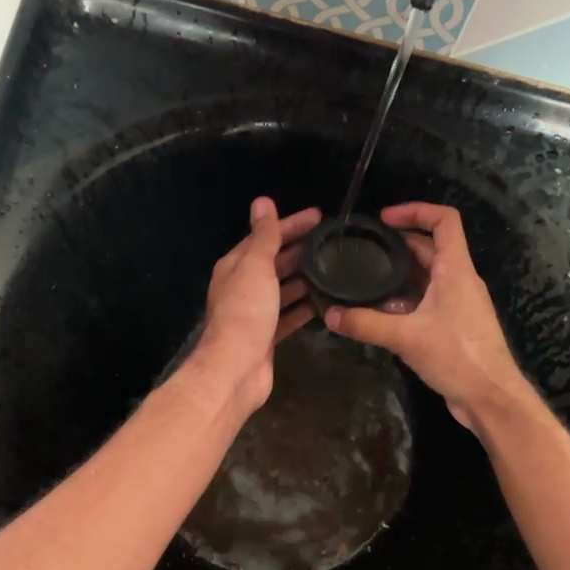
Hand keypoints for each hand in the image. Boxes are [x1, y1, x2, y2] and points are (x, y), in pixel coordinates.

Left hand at [190, 196, 321, 410]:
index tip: (319, 216)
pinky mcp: (267, 336)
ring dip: (304, 279)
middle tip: (332, 243)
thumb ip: (263, 236)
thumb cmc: (245, 311)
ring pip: (282, 289)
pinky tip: (324, 302)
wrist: (236, 367)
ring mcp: (255, 313)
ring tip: (333, 269)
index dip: (290, 224)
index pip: (265, 236)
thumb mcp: (255, 266)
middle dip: (300, 250)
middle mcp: (242, 286)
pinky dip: (303, 308)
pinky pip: (288, 316)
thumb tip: (262, 201)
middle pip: (274, 262)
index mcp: (236, 266)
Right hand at [323, 202, 528, 431]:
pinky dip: (405, 302)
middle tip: (364, 250)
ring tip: (365, 280)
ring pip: (427, 278)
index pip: (444, 221)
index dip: (416, 210)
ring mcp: (458, 305)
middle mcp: (459, 281)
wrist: (489, 397)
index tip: (385, 218)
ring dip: (399, 275)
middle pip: (430, 248)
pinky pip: (427, 302)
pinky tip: (380, 314)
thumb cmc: (456, 356)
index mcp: (456, 270)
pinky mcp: (453, 327)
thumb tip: (330, 314)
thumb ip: (365, 324)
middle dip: (398, 244)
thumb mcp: (406, 337)